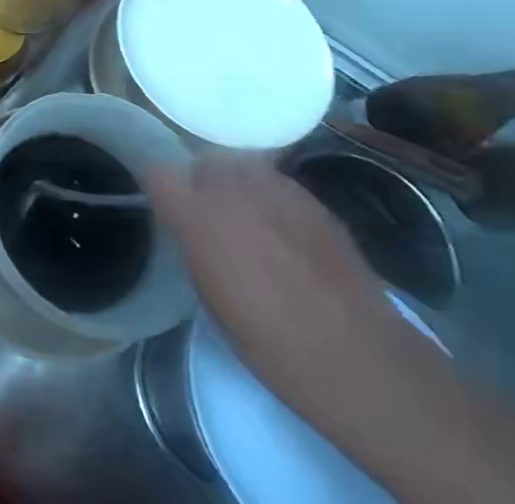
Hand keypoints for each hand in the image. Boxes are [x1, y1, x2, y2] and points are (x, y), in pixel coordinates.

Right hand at [147, 152, 408, 405]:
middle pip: (203, 161)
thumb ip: (195, 247)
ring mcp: (278, 190)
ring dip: (238, 183)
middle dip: (201, 181)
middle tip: (210, 213)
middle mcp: (234, 191)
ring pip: (243, 164)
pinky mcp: (315, 200)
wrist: (356, 355)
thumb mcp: (209, 297)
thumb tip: (194, 231)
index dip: (159, 188)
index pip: (158, 173)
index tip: (165, 206)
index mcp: (198, 217)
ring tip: (249, 216)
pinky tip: (285, 230)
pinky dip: (273, 197)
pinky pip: (279, 183)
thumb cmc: (269, 342)